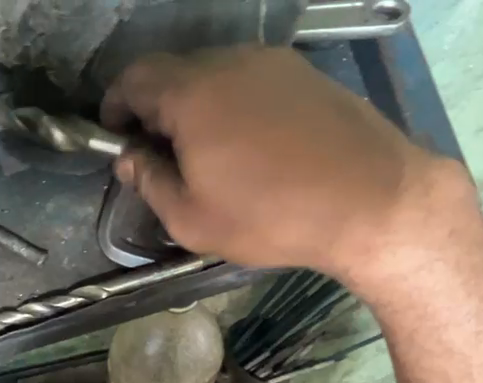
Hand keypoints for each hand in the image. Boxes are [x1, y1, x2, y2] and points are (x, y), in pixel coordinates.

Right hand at [102, 47, 460, 285]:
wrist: (370, 200)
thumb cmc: (269, 216)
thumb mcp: (191, 218)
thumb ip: (150, 181)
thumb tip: (130, 158)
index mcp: (194, 94)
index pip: (135, 78)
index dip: (115, 105)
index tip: (112, 135)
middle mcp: (231, 63)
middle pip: (174, 71)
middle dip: (153, 106)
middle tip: (152, 152)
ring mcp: (272, 63)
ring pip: (213, 74)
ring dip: (192, 105)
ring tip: (198, 153)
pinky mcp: (303, 74)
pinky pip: (247, 80)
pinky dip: (228, 104)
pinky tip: (240, 146)